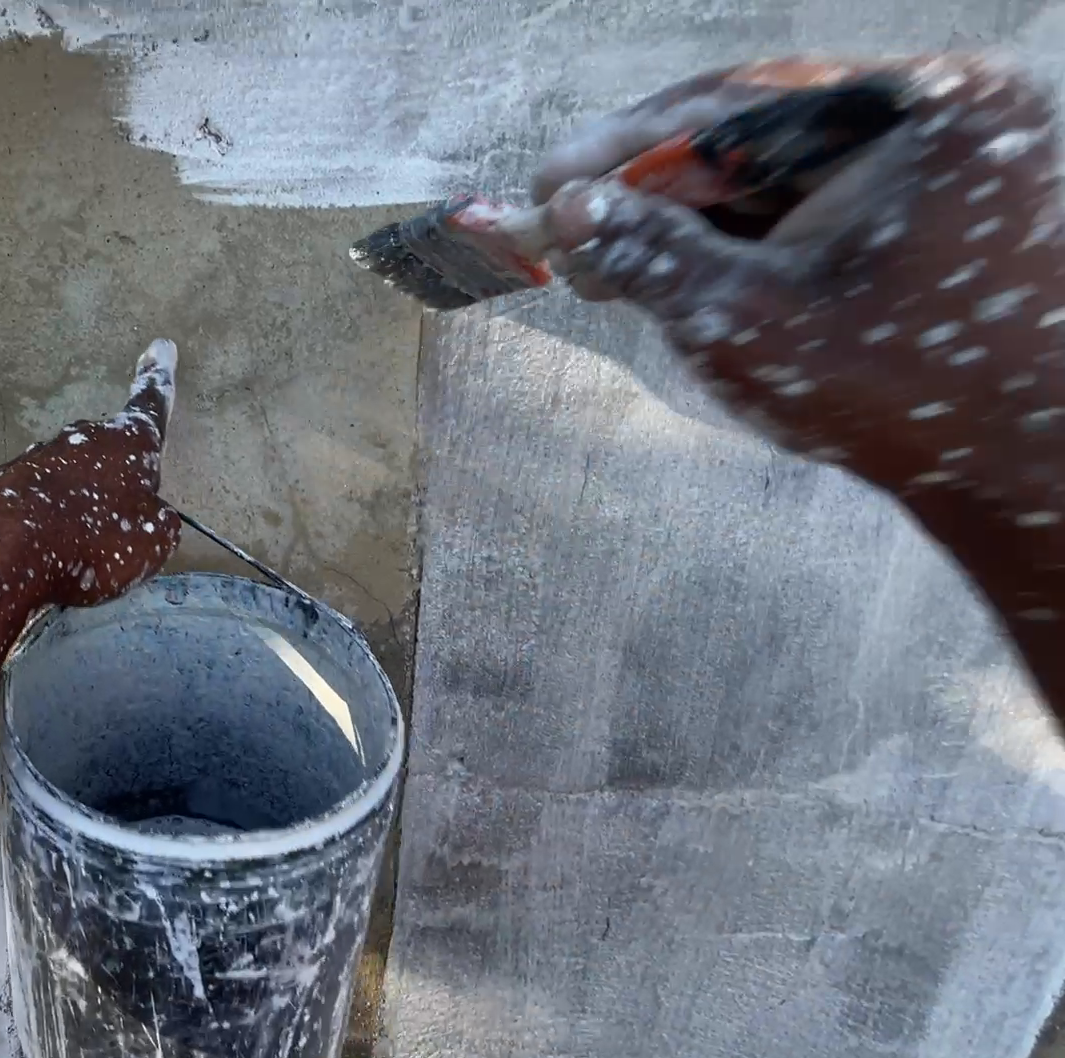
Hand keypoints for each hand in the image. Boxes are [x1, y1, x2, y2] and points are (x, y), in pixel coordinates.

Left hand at [0, 339, 182, 608]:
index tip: (160, 346)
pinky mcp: (5, 479)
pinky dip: (43, 509)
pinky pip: (36, 491)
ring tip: (75, 537)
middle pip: (105, 444)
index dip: (159, 378)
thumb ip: (157, 518)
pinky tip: (41, 541)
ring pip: (68, 468)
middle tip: (116, 508)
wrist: (11, 558)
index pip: (149, 404)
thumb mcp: (153, 542)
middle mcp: (83, 437)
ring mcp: (39, 454)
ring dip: (75, 492)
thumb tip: (149, 510)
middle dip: (113, 467)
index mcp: (127, 444)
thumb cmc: (97, 545)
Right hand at [534, 53, 1064, 503]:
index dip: (620, 145)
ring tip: (593, 271)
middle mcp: (926, 116)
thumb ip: (644, 251)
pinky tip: (653, 277)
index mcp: (911, 112)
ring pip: (756, 177)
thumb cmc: (881, 383)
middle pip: (741, 136)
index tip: (546, 182)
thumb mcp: (734, 314)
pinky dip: (714, 243)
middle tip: (562, 235)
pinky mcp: (906, 213)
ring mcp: (921, 166)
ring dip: (667, 224)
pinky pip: (784, 211)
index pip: (728, 103)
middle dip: (639, 193)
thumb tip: (564, 207)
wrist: (1010, 455)